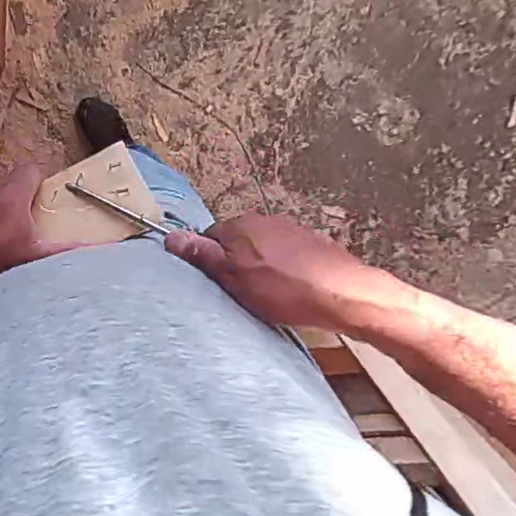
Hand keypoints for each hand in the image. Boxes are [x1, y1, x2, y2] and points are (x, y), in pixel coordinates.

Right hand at [163, 213, 411, 332]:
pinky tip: (288, 291)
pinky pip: (284, 258)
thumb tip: (171, 237)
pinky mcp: (311, 245)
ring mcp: (291, 231)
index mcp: (239, 225)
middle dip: (234, 265)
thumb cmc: (286, 288)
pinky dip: (282, 273)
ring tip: (266, 295)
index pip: (207, 239)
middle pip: (234, 243)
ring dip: (259, 269)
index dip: (209, 263)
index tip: (216, 281)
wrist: (344, 295)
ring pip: (260, 251)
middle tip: (238, 291)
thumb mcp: (231, 276)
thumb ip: (200, 254)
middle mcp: (264, 221)